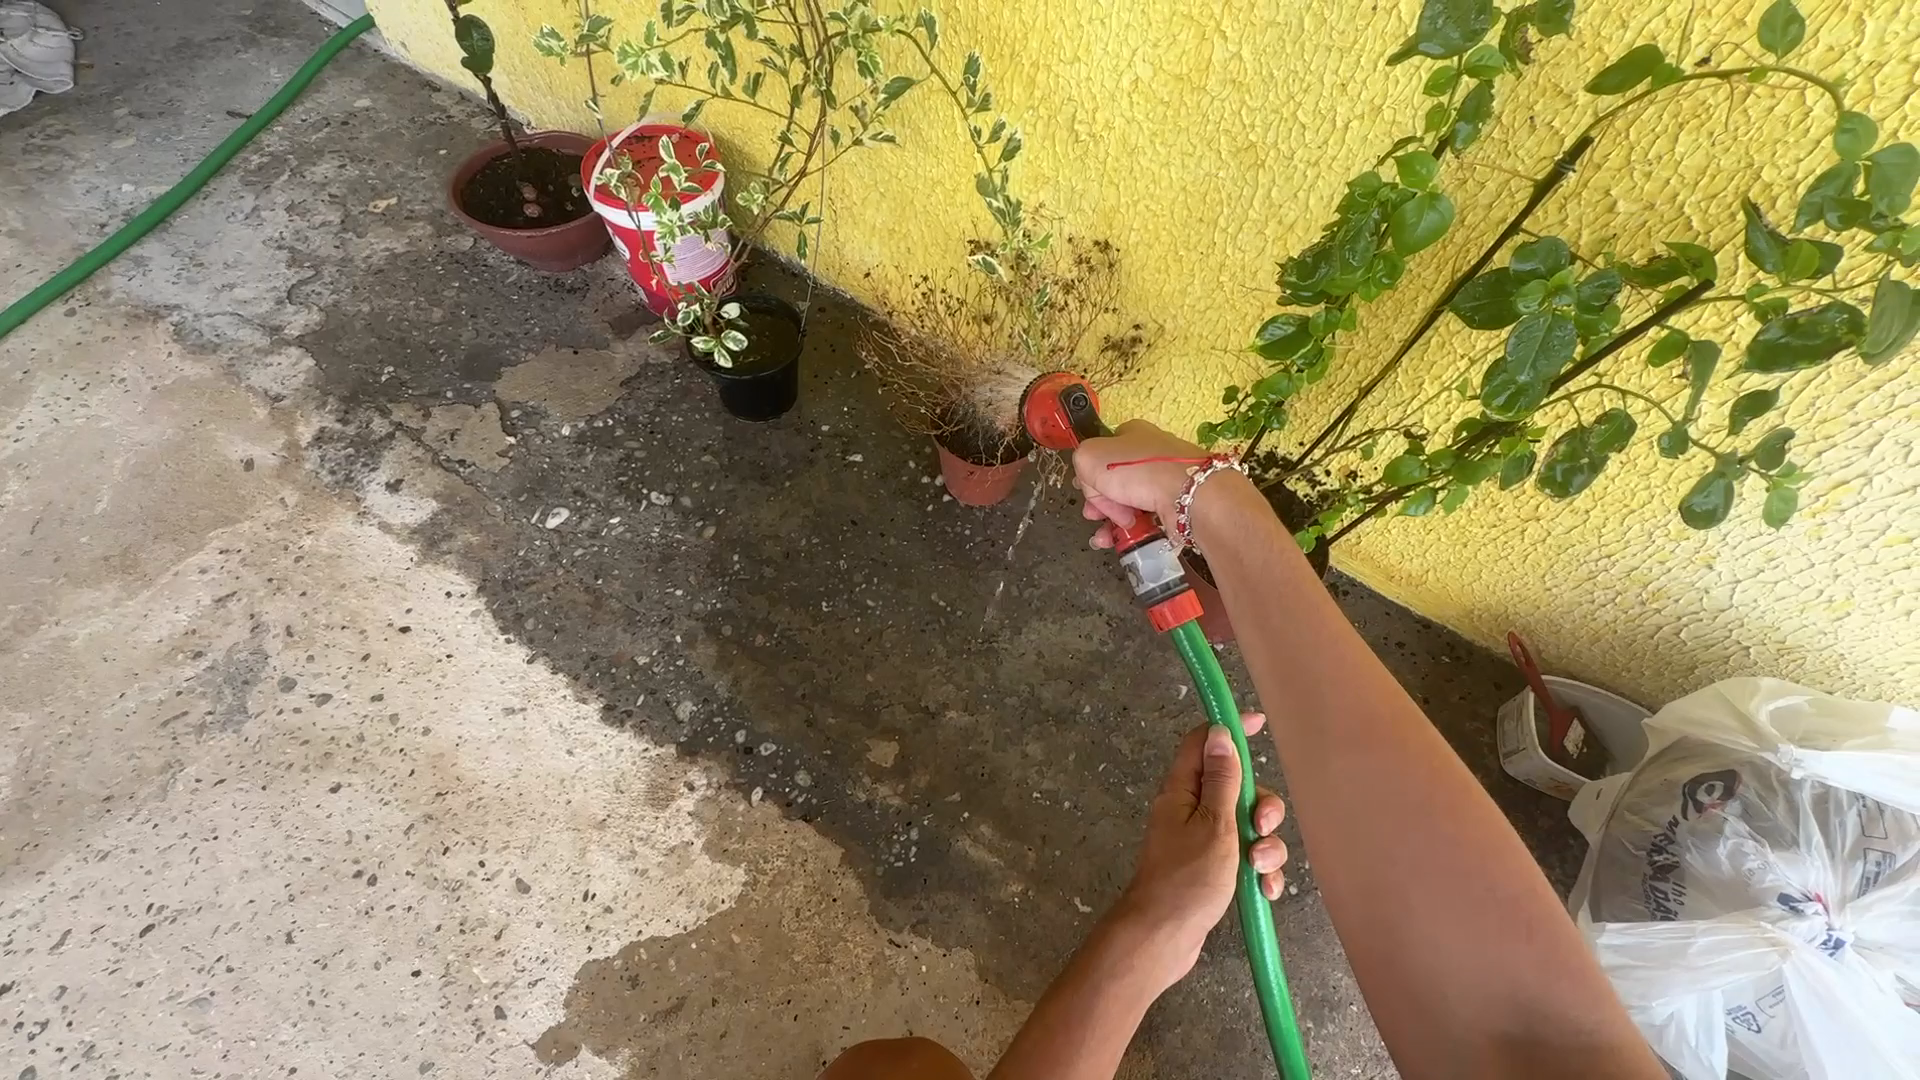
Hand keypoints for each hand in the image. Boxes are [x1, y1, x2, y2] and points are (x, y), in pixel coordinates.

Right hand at [1072, 420, 1207, 549]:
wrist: (1187, 496)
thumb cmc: (1137, 470)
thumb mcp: (1089, 456)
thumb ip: (1079, 465)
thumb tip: (1092, 486)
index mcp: (1131, 434)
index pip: (1101, 453)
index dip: (1089, 474)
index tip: (1084, 490)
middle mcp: (1149, 455)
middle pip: (1113, 482)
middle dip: (1098, 502)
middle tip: (1094, 514)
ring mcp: (1163, 481)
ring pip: (1127, 505)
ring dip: (1110, 522)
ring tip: (1105, 534)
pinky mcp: (1174, 506)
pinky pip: (1144, 521)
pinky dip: (1129, 533)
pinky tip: (1117, 541)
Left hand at [1110, 713, 1287, 990]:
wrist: (1164, 938)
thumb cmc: (1186, 879)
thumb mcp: (1213, 825)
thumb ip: (1221, 782)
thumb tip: (1220, 734)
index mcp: (1182, 790)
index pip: (1203, 743)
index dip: (1230, 730)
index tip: (1260, 723)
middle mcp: (1189, 808)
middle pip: (1236, 787)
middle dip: (1260, 808)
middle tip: (1259, 830)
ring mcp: (1200, 839)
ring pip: (1246, 826)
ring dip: (1265, 846)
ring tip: (1259, 871)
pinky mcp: (1212, 868)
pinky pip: (1245, 858)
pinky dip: (1259, 872)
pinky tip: (1264, 892)